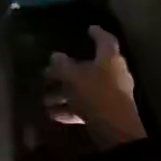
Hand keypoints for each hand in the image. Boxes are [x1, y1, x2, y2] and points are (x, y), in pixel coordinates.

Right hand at [46, 25, 146, 148]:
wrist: (115, 132)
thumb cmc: (95, 94)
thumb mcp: (73, 77)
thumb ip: (62, 65)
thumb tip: (55, 55)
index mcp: (110, 58)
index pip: (105, 40)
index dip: (97, 33)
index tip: (88, 29)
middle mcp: (113, 73)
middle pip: (89, 67)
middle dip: (68, 71)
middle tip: (49, 72)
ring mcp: (112, 94)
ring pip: (85, 89)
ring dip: (64, 93)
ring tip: (44, 99)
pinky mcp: (107, 113)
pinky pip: (86, 105)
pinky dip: (70, 108)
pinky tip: (53, 114)